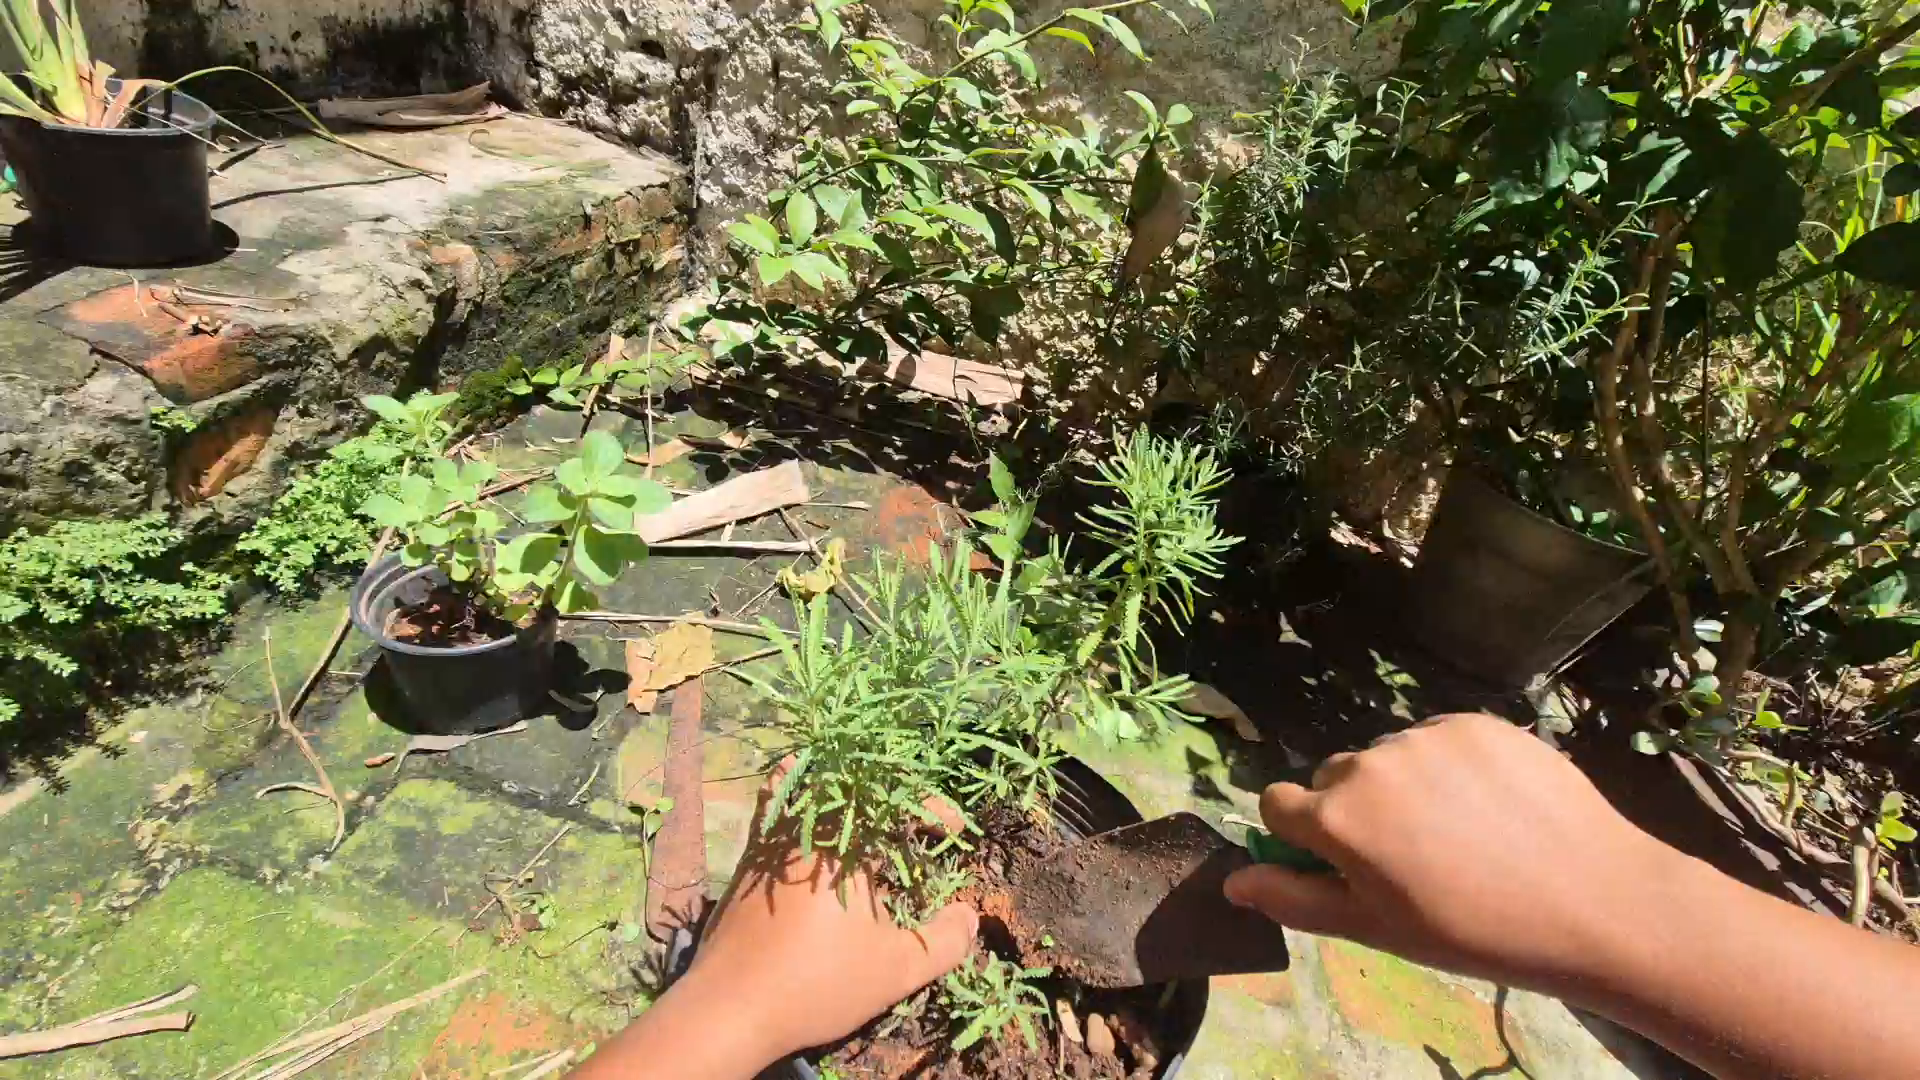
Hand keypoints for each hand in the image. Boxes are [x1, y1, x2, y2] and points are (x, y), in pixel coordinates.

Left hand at [569, 767, 978, 1079]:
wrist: (728, 1009)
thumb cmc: (817, 983)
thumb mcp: (896, 969)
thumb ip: (943, 941)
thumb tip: (971, 913)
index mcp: (848, 842)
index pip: (902, 803)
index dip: (935, 810)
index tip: (955, 829)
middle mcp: (810, 824)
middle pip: (858, 779)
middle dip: (894, 788)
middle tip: (913, 812)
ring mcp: (774, 835)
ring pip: (809, 777)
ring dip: (843, 778)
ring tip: (867, 794)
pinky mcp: (751, 853)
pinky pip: (773, 797)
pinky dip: (793, 785)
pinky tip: (807, 804)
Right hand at [1222, 713, 1675, 993]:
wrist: (1605, 906)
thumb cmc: (1475, 931)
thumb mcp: (1375, 929)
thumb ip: (1293, 898)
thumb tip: (1230, 883)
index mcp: (1336, 817)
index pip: (1278, 802)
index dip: (1304, 833)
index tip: (1347, 859)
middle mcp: (1365, 764)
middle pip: (1332, 777)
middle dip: (1355, 808)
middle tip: (1415, 852)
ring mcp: (1420, 737)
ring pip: (1384, 758)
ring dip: (1403, 786)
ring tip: (1463, 829)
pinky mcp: (1470, 721)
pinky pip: (1434, 738)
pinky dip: (1449, 765)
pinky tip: (1491, 802)